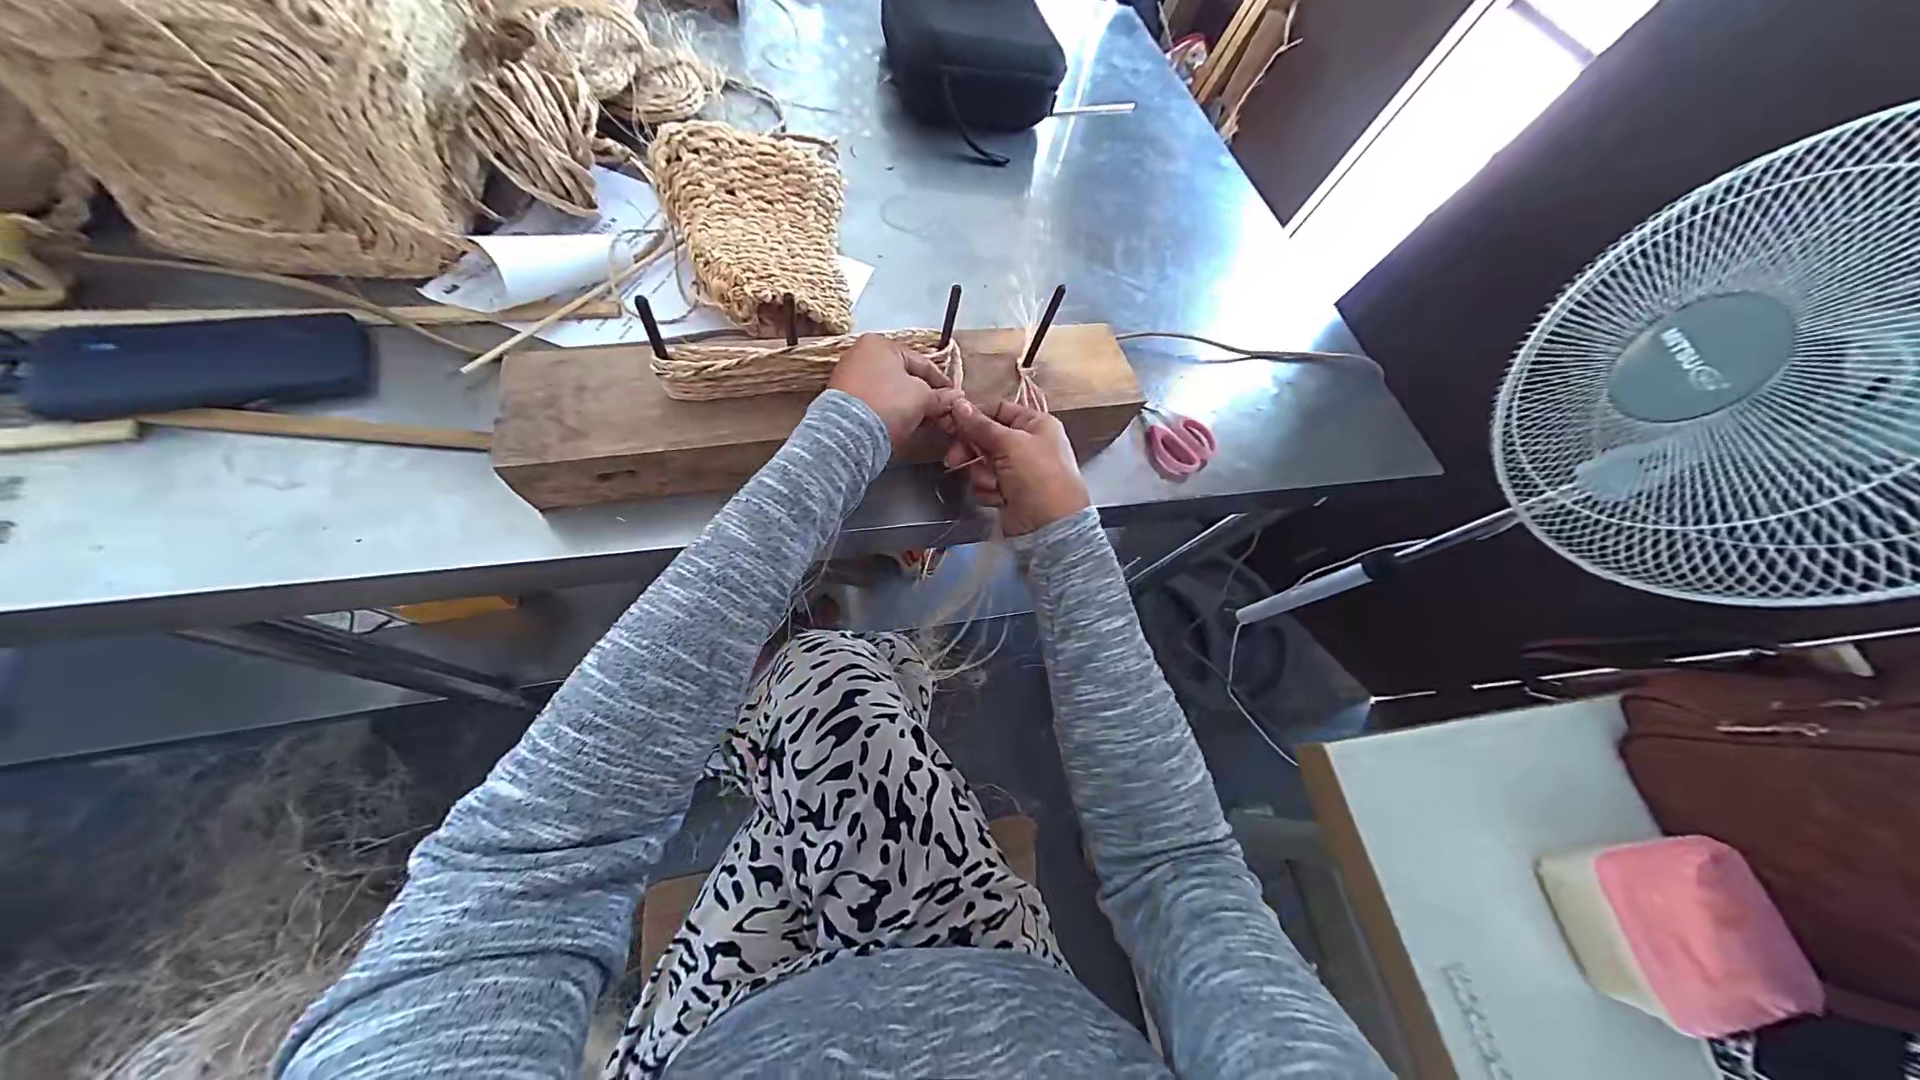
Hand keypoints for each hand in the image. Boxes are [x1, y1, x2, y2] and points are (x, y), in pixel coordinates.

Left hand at [827, 334, 951, 447]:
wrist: (849, 433)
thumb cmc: (888, 404)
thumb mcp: (922, 398)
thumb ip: (940, 396)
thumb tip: (955, 397)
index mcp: (881, 344)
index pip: (922, 362)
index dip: (942, 381)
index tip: (955, 397)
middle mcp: (861, 354)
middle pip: (905, 375)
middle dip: (926, 395)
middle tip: (942, 412)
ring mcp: (849, 376)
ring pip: (891, 389)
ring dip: (910, 403)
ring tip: (926, 419)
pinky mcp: (843, 399)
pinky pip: (876, 400)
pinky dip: (892, 409)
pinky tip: (904, 422)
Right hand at [938, 392, 1089, 535]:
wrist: (1050, 525)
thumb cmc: (1038, 477)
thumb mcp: (1009, 443)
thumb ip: (980, 425)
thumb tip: (958, 403)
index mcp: (1035, 424)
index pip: (998, 410)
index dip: (975, 417)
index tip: (952, 423)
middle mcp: (1027, 443)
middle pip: (986, 438)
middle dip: (972, 451)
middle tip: (956, 459)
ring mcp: (1018, 469)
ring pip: (982, 462)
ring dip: (982, 474)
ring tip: (994, 484)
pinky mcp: (1009, 491)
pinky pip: (986, 483)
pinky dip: (988, 490)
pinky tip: (999, 498)